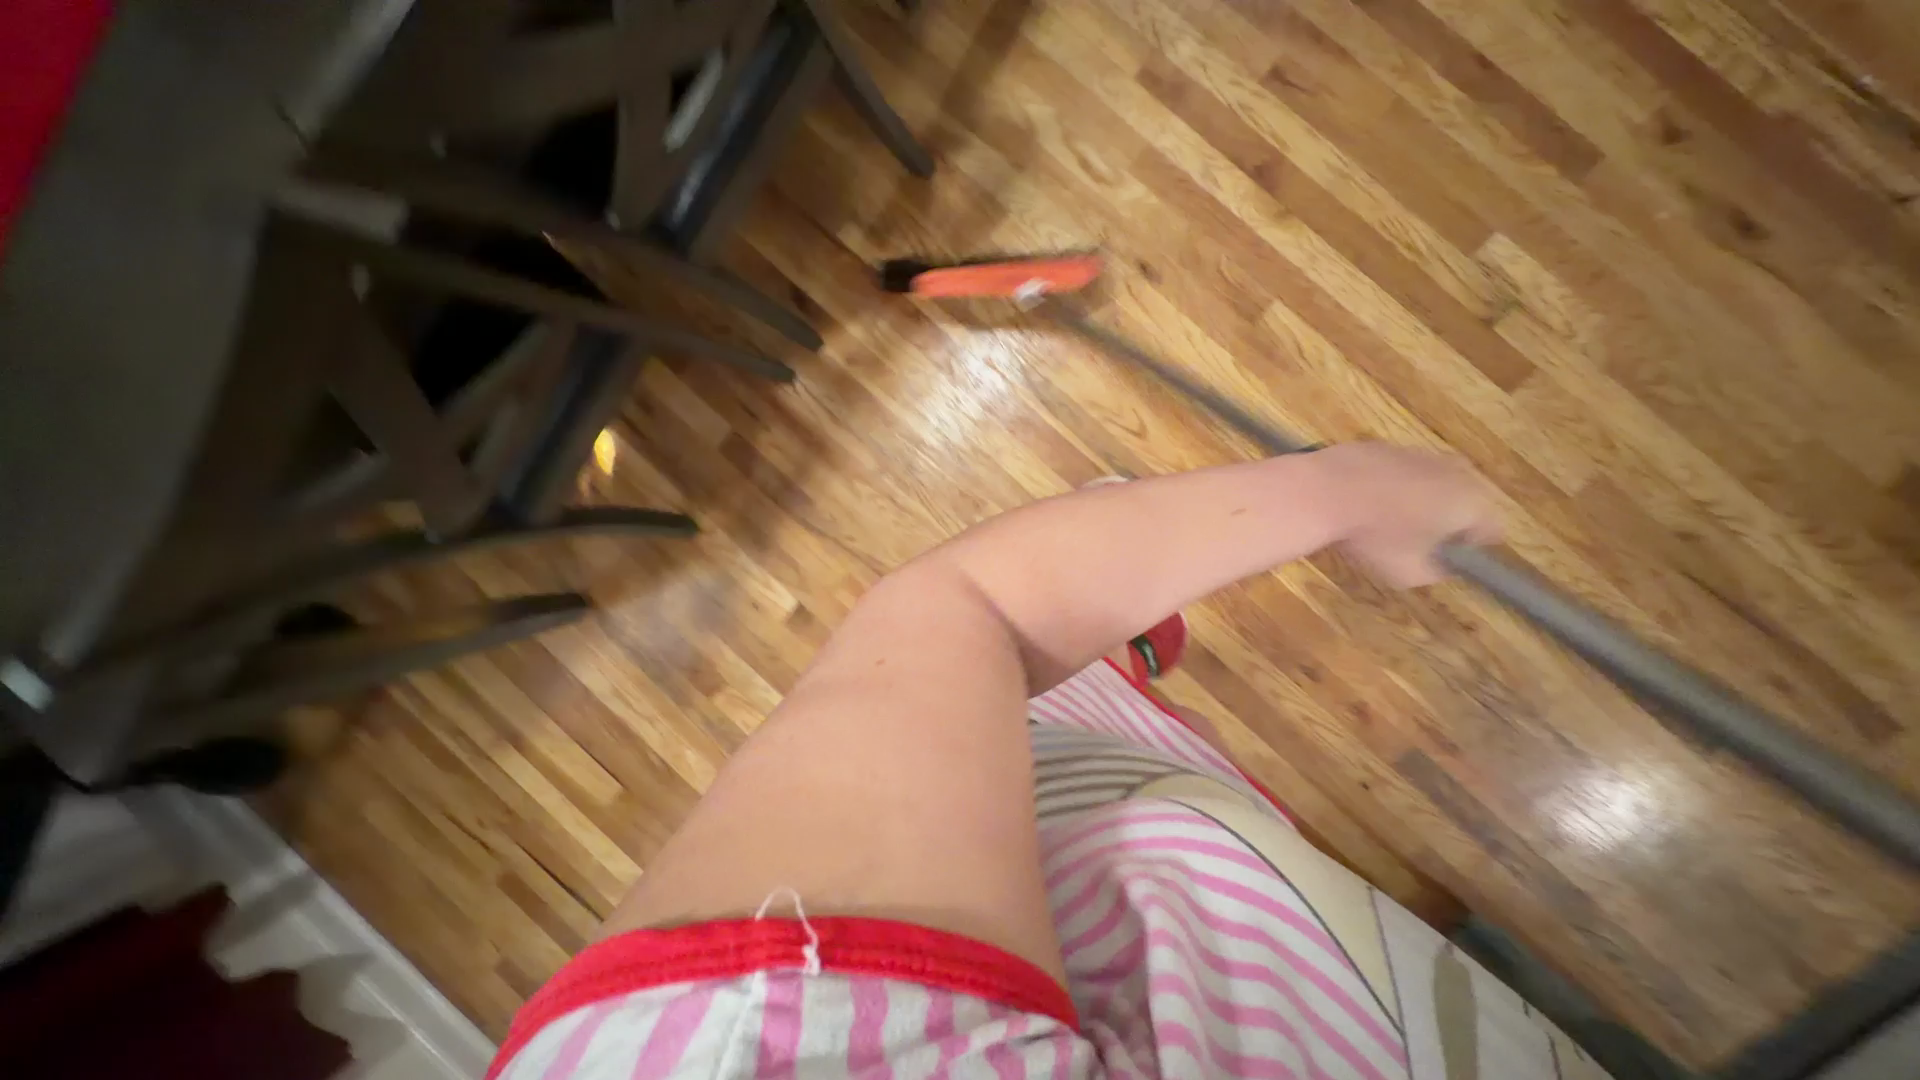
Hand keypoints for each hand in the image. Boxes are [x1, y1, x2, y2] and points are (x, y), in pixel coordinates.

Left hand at [1316, 442, 1502, 587]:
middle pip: (1466, 501)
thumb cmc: (1375, 536)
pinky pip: (1401, 470)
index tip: (1449, 558)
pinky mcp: (1387, 444)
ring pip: (1434, 481)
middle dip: (1448, 520)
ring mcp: (1421, 452)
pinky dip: (1391, 483)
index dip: (1472, 549)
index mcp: (1472, 503)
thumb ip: (1435, 572)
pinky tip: (1365, 498)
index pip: (1492, 530)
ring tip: (1387, 519)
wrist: (1324, 490)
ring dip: (1420, 498)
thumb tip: (1439, 566)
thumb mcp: (1408, 573)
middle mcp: (1456, 471)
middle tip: (1419, 540)